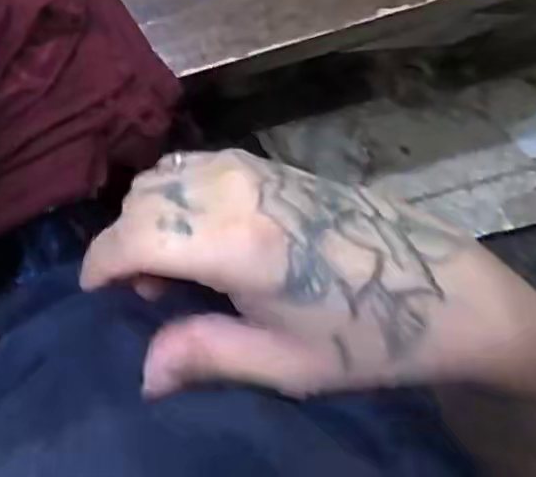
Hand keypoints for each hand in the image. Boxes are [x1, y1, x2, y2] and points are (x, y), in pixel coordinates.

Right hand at [81, 150, 535, 397]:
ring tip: (173, 263)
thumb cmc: (365, 334)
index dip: (100, 264)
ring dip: (143, 219)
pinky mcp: (246, 157)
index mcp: (234, 244)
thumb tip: (143, 378)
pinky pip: (177, 165)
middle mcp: (224, 189)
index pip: (132, 239)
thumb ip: (204, 356)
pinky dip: (165, 194)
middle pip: (136, 207)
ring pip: (152, 181)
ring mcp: (235, 165)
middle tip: (149, 293)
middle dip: (124, 247)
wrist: (442, 285)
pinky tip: (191, 227)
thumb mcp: (286, 363)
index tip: (93, 291)